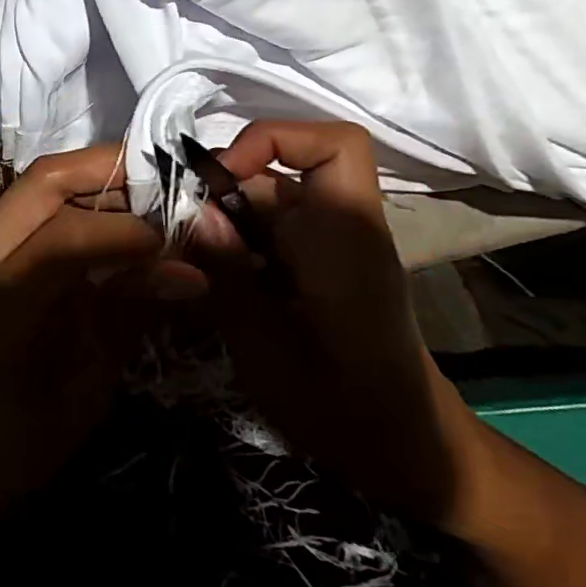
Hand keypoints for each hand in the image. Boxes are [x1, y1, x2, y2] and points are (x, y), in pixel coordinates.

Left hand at [0, 144, 196, 498]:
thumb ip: (133, 310)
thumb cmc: (33, 432)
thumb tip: (193, 270)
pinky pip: (45, 197)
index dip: (125, 231)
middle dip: (113, 171)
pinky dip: (91, 193)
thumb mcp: (93, 378)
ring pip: (46, 180)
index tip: (177, 237)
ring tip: (154, 198)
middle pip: (45, 181)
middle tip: (168, 186)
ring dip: (105, 178)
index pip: (60, 241)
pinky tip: (126, 212)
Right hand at [185, 120, 465, 524]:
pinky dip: (243, 243)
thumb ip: (227, 274)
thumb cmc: (342, 408)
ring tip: (191, 261)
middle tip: (180, 229)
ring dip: (230, 220)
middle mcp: (346, 226)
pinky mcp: (327, 263)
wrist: (405, 448)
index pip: (332, 144)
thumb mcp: (266, 350)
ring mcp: (338, 244)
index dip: (274, 138)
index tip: (221, 177)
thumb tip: (194, 211)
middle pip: (283, 173)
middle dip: (226, 190)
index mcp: (344, 236)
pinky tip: (218, 279)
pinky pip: (279, 231)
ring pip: (275, 201)